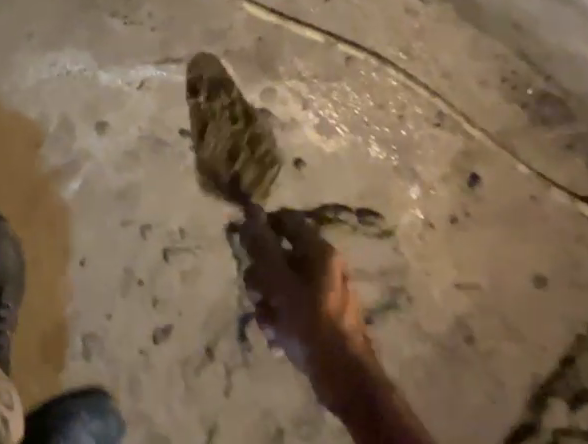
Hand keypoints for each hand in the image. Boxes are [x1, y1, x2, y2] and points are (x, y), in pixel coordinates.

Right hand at [238, 203, 437, 443]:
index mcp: (320, 251)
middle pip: (280, 255)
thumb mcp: (280, 282)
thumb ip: (262, 246)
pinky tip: (276, 336)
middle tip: (255, 293)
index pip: (286, 220)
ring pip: (282, 283)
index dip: (262, 226)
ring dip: (267, 301)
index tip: (242, 243)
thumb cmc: (311, 323)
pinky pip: (292, 306)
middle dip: (260, 274)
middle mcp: (324, 267)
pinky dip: (279, 318)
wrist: (345, 378)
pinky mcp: (321, 317)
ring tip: (267, 322)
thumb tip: (250, 209)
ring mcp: (324, 293)